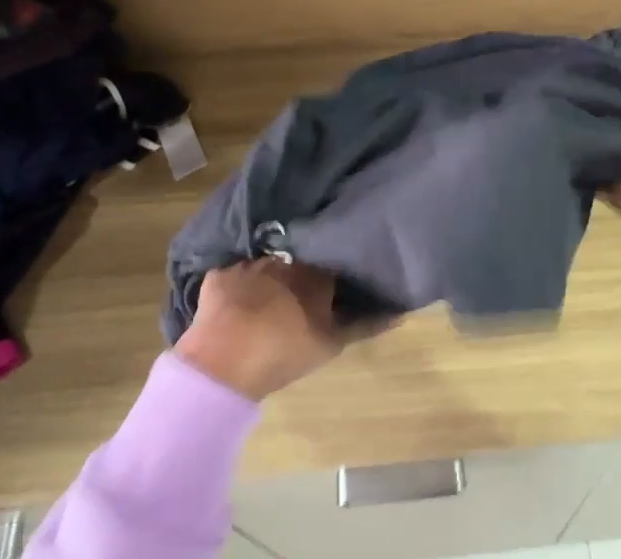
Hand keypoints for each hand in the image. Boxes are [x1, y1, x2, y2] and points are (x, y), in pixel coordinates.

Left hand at [174, 258, 368, 400]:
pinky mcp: (220, 271)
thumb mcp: (332, 344)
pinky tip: (242, 293)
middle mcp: (284, 255)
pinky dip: (242, 278)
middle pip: (300, 253)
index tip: (341, 273)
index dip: (337, 263)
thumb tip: (400, 313)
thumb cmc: (283, 353)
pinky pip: (237, 268)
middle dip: (306, 262)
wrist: (223, 367)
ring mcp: (249, 260)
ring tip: (275, 284)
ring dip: (274, 268)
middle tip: (307, 279)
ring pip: (269, 258)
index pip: (333, 255)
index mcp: (316, 269)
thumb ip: (367, 324)